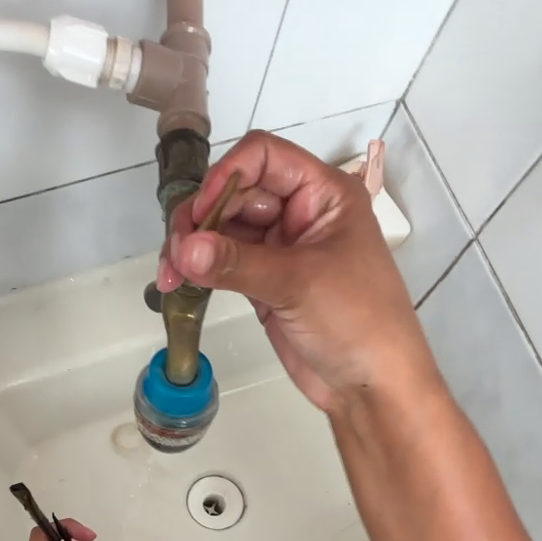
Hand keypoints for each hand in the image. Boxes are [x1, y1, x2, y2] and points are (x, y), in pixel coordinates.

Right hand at [156, 131, 438, 415]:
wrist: (371, 383)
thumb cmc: (357, 320)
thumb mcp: (298, 283)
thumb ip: (237, 264)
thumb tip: (183, 250)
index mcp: (323, 193)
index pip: (264, 157)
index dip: (226, 177)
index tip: (200, 216)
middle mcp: (299, 214)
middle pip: (235, 194)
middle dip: (200, 219)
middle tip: (175, 255)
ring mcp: (280, 250)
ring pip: (223, 231)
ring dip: (192, 247)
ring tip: (170, 276)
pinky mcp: (264, 284)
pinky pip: (223, 266)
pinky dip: (199, 272)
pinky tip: (178, 285)